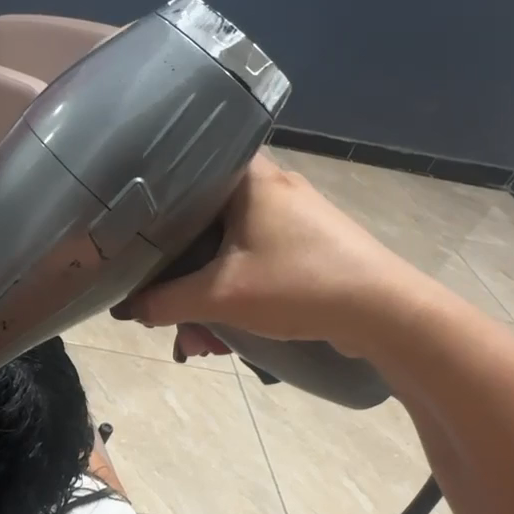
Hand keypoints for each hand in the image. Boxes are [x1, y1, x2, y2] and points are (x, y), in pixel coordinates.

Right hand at [116, 154, 444, 358]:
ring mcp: (291, 219)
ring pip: (225, 254)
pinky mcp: (306, 247)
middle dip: (179, 278)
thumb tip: (126, 308)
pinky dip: (234, 298)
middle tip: (164, 314)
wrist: (386, 314)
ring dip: (205, 299)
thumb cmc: (299, 285)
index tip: (133, 231)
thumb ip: (163, 302)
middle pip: (201, 225)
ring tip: (200, 343)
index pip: (187, 170)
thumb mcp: (219, 297)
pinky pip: (252, 266)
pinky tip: (226, 338)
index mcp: (249, 179)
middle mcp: (270, 189)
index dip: (155, 201)